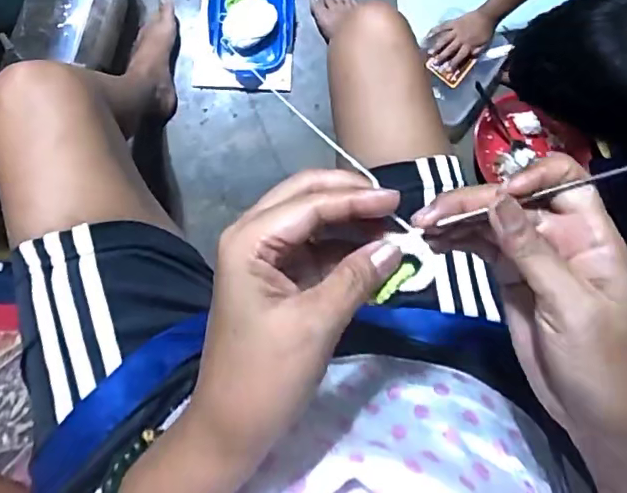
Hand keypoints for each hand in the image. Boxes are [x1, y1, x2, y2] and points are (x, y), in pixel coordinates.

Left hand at [188, 171, 405, 472]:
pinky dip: (343, 242)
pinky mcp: (277, 272)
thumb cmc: (265, 377)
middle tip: (391, 203)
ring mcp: (264, 253)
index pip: (310, 202)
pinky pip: (315, 242)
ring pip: (312, 214)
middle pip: (307, 194)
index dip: (356, 198)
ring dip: (349, 217)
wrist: (228, 433)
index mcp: (250, 240)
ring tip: (388, 225)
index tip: (397, 200)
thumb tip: (395, 247)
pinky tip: (371, 248)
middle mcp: (253, 234)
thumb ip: (356, 278)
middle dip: (350, 194)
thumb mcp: (315, 325)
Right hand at [410, 157, 626, 457]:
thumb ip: (532, 251)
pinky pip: (481, 246)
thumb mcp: (571, 305)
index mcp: (588, 231)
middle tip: (433, 213)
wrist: (597, 421)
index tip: (501, 194)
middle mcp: (558, 232)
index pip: (564, 178)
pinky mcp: (509, 275)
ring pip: (491, 219)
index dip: (533, 174)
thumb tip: (497, 199)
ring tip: (423, 225)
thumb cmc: (602, 361)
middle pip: (514, 198)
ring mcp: (531, 253)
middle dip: (474, 200)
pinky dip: (456, 240)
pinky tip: (433, 240)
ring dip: (457, 217)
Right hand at [426, 9, 495, 73]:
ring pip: (445, 39)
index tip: (447, 70)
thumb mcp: (486, 44)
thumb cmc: (487, 31)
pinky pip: (443, 26)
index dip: (454, 63)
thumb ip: (478, 52)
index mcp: (469, 45)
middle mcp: (460, 39)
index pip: (460, 56)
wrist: (486, 16)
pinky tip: (429, 34)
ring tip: (430, 52)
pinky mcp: (454, 22)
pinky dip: (436, 30)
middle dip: (442, 57)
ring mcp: (456, 30)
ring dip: (437, 46)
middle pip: (450, 49)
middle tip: (435, 63)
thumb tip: (470, 57)